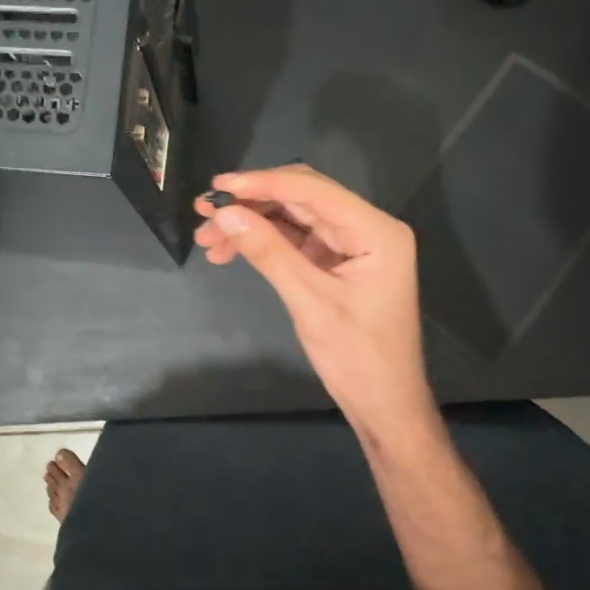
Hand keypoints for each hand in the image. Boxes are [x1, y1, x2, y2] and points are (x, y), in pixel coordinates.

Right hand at [195, 165, 434, 434]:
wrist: (384, 406)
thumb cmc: (358, 358)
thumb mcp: (310, 302)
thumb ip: (268, 252)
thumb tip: (225, 214)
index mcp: (376, 231)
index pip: (313, 191)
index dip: (264, 183)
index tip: (220, 186)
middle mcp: (366, 228)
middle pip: (301, 198)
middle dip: (252, 202)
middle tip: (205, 210)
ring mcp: (350, 245)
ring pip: (292, 217)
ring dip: (251, 222)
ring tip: (207, 236)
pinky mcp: (335, 261)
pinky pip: (293, 239)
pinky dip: (262, 242)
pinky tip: (228, 250)